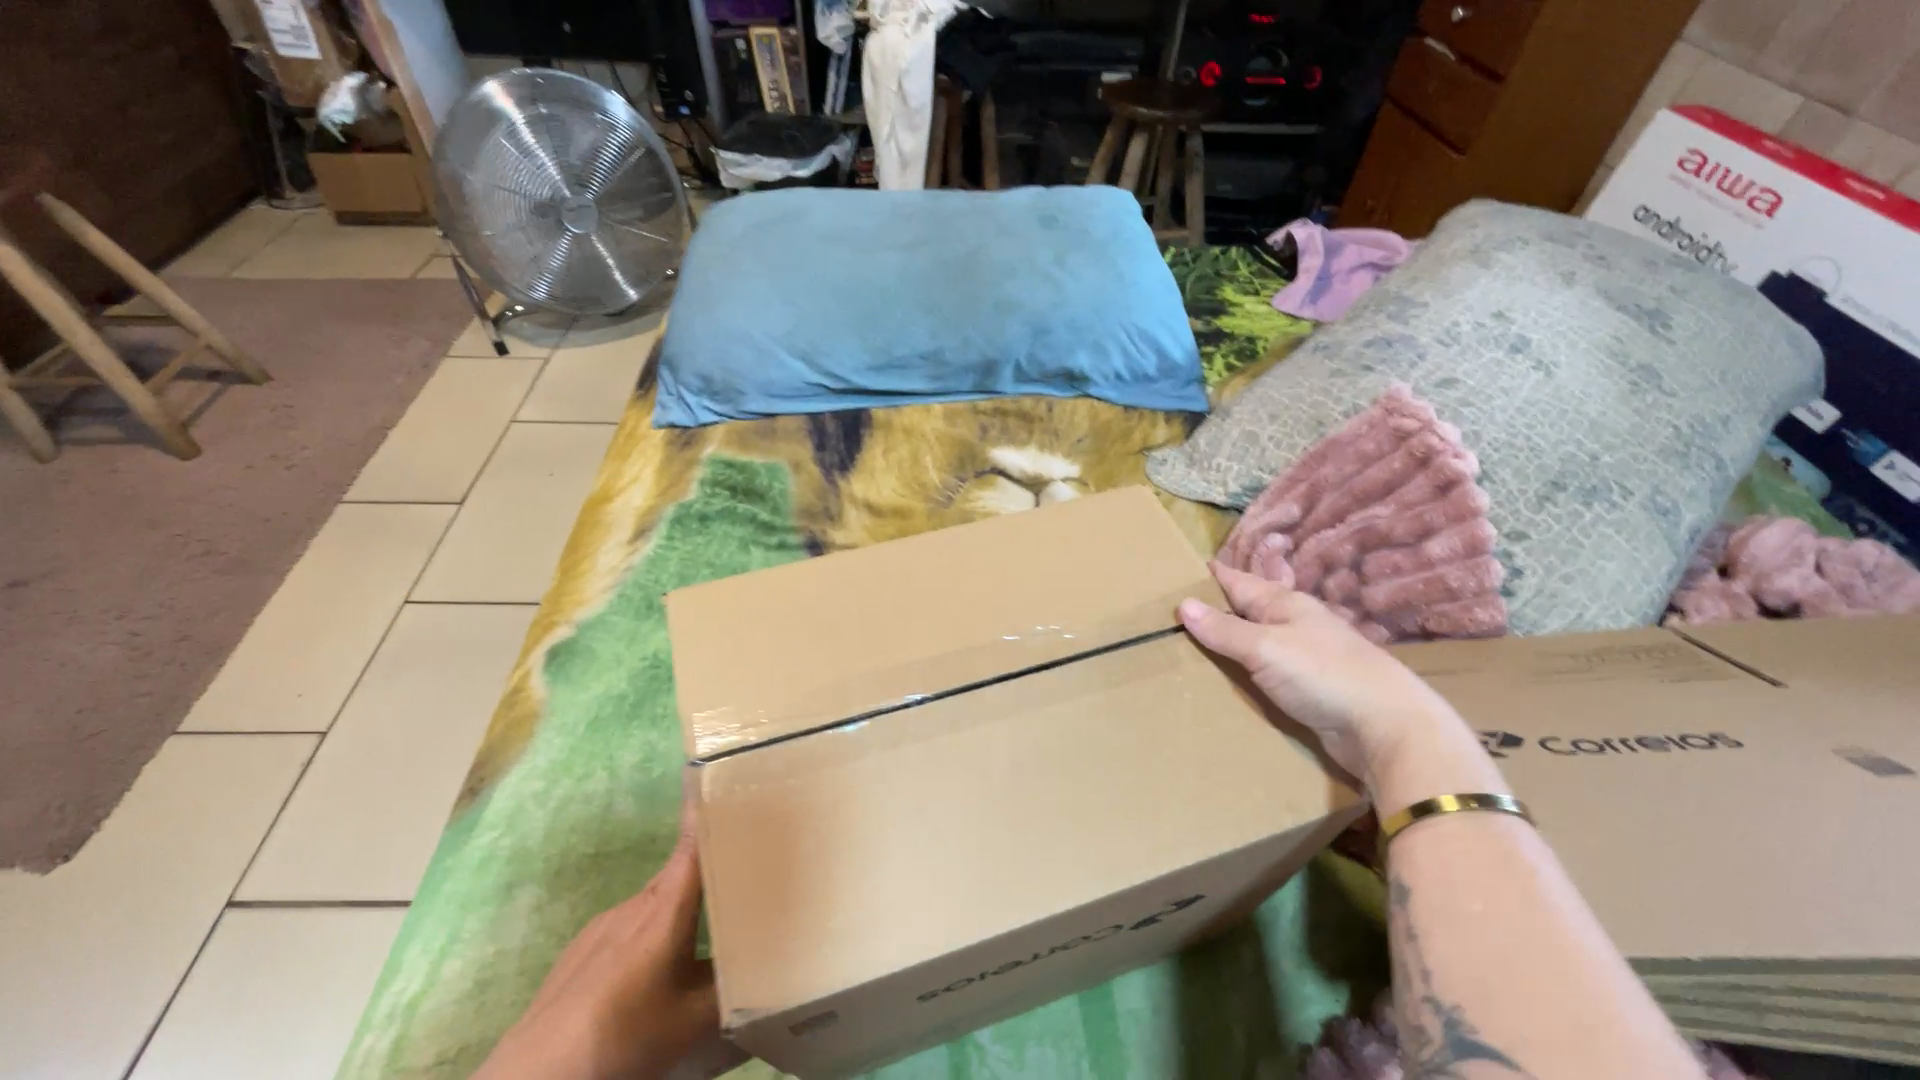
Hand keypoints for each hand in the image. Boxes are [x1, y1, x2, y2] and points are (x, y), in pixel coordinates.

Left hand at [475, 789, 748, 1079]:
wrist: (534, 1077)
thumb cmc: (622, 1034)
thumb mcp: (695, 1023)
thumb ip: (734, 993)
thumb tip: (769, 977)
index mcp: (665, 908)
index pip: (693, 841)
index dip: (708, 805)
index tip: (722, 768)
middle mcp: (634, 905)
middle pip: (681, 873)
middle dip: (713, 868)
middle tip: (748, 875)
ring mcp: (601, 928)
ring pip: (657, 905)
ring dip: (684, 911)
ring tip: (709, 938)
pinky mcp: (581, 954)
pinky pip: (631, 930)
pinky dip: (656, 937)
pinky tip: (658, 978)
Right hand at [1177, 562, 1458, 782]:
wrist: (1385, 727)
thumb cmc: (1323, 674)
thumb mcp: (1265, 647)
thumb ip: (1224, 629)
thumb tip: (1183, 604)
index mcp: (1286, 605)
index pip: (1240, 583)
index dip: (1213, 577)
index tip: (1182, 571)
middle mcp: (1295, 625)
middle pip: (1248, 611)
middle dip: (1217, 610)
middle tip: (1176, 613)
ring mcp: (1305, 658)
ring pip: (1257, 643)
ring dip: (1230, 644)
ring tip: (1192, 647)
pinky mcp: (1310, 690)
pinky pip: (1266, 674)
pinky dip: (1245, 673)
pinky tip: (1229, 682)